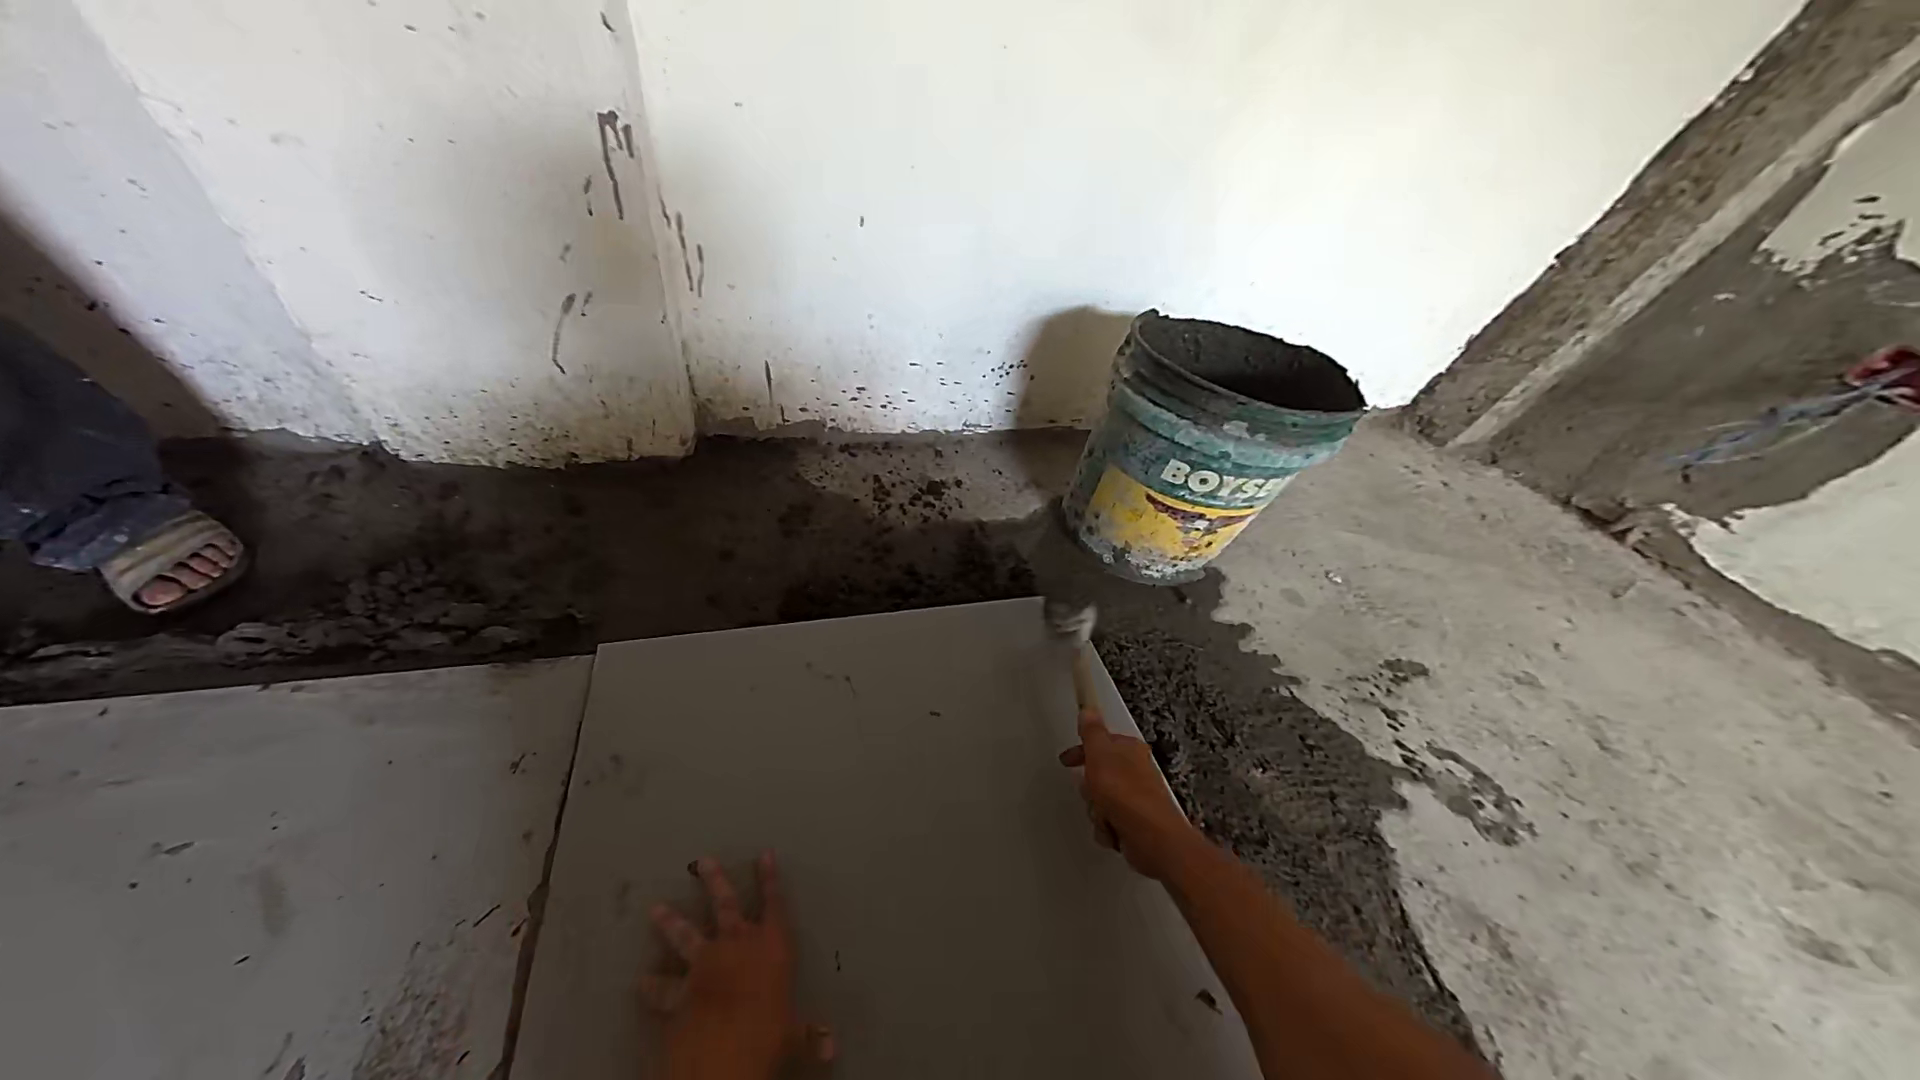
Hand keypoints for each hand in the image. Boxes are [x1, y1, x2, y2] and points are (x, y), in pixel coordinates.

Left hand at [644, 852, 833, 1079]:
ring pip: (686, 936)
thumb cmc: (769, 1036)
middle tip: (704, 861)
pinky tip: (642, 981)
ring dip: (671, 922)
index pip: (775, 904)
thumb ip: (810, 1035)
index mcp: (772, 946)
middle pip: (726, 905)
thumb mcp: (795, 1035)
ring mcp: (705, 965)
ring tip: (655, 908)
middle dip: (715, 881)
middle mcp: (738, 945)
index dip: (770, 878)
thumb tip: (833, 1048)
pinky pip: (663, 988)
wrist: (723, 1059)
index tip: (764, 853)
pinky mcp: (679, 992)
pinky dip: (653, 986)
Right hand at [1057, 707, 1203, 880]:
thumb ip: (1091, 731)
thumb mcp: (1100, 753)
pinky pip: (1109, 823)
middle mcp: (1136, 772)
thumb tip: (1088, 711)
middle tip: (1091, 791)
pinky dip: (1106, 828)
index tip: (1068, 758)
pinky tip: (1112, 829)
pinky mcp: (1135, 823)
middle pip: (1099, 774)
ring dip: (1097, 810)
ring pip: (1101, 801)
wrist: (1150, 837)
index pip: (1101, 742)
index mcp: (1130, 749)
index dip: (1082, 750)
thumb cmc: (1125, 792)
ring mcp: (1137, 799)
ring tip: (1104, 813)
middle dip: (1090, 786)